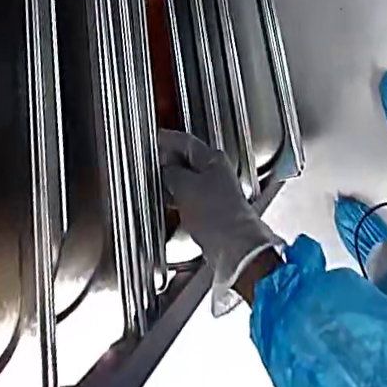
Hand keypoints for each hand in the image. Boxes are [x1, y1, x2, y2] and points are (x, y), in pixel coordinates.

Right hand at [158, 131, 280, 303]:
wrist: (235, 248)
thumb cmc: (216, 215)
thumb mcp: (185, 188)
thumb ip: (172, 174)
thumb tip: (165, 170)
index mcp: (213, 159)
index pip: (186, 142)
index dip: (167, 139)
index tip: (155, 138)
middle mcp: (218, 172)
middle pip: (189, 159)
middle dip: (169, 161)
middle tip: (151, 162)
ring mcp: (218, 191)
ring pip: (190, 179)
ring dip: (173, 180)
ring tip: (157, 183)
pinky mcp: (215, 210)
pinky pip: (193, 197)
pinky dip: (180, 197)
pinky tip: (171, 203)